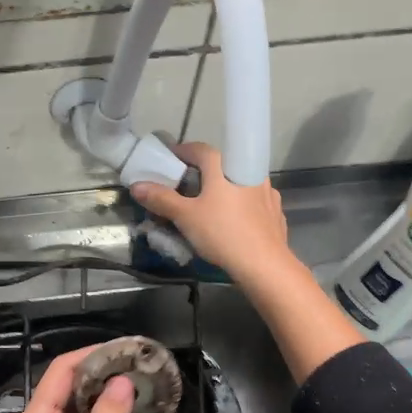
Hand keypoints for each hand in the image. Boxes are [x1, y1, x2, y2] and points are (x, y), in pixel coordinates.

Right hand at [134, 142, 368, 380]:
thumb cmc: (222, 233)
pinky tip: (234, 220)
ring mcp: (266, 190)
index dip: (182, 153)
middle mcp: (249, 170)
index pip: (200, 149)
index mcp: (225, 166)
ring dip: (224, 188)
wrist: (264, 263)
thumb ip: (161, 199)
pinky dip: (241, 204)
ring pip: (239, 182)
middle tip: (185, 187)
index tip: (170, 162)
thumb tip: (137, 186)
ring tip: (210, 205)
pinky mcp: (275, 209)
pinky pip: (253, 200)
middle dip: (202, 173)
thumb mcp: (185, 217)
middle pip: (221, 165)